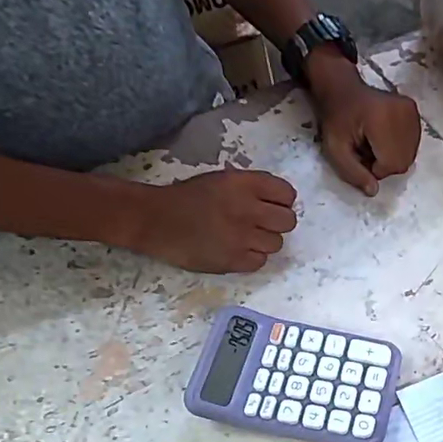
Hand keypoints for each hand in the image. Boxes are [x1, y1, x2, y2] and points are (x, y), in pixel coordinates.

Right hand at [117, 169, 296, 272]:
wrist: (154, 220)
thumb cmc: (187, 197)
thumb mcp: (222, 180)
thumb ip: (251, 189)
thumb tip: (277, 202)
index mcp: (245, 184)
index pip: (287, 193)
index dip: (282, 201)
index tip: (271, 205)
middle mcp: (248, 210)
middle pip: (288, 221)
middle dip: (278, 222)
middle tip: (261, 224)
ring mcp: (242, 237)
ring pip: (276, 243)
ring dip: (264, 241)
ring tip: (245, 238)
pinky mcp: (233, 261)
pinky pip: (260, 261)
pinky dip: (252, 257)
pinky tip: (236, 250)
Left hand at [307, 49, 420, 196]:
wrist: (343, 89)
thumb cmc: (336, 119)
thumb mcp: (334, 149)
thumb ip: (351, 172)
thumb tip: (374, 191)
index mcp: (382, 119)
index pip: (391, 164)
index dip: (374, 168)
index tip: (360, 156)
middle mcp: (403, 113)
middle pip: (403, 161)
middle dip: (384, 164)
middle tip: (366, 150)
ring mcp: (412, 111)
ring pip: (409, 155)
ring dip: (392, 156)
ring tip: (374, 142)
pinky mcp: (414, 111)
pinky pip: (412, 144)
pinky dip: (399, 147)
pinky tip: (384, 136)